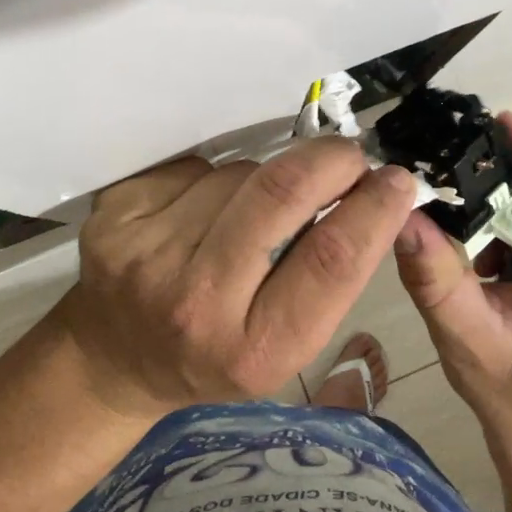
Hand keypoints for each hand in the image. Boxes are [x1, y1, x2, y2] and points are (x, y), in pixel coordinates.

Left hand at [54, 137, 417, 421]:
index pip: (330, 259)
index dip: (373, 209)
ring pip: (241, 174)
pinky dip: (218, 177)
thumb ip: (325, 277)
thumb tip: (373, 191)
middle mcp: (196, 303)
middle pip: (282, 193)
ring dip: (268, 176)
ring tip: (255, 209)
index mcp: (254, 351)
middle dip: (330, 160)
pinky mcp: (116, 213)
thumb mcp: (282, 346)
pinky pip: (197, 167)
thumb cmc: (216, 354)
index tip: (396, 180)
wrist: (115, 355)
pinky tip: (204, 209)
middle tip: (349, 157)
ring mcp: (147, 252)